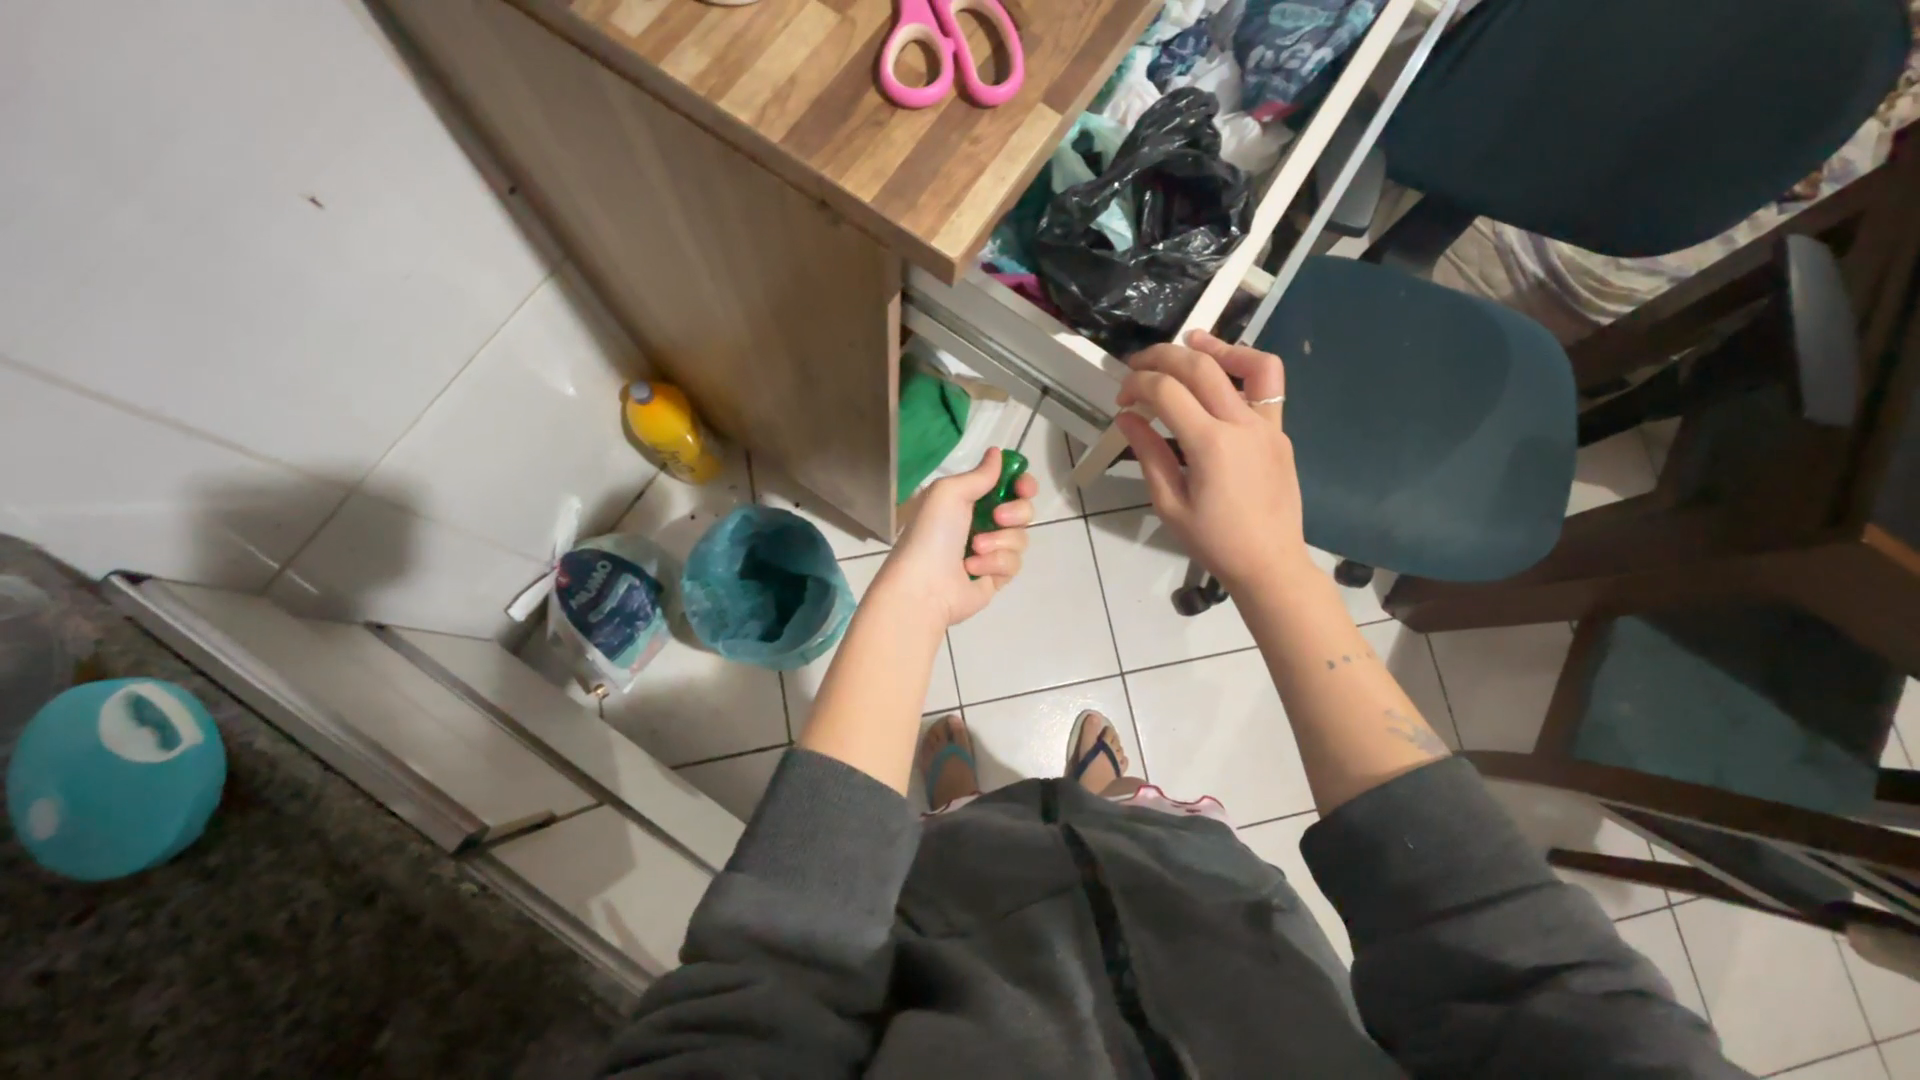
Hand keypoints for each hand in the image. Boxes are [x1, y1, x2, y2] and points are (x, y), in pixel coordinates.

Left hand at [869, 448, 1039, 627]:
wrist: (924, 586)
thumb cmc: (931, 534)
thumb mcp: (949, 493)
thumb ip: (979, 474)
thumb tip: (997, 452)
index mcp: (968, 500)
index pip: (1008, 485)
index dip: (1022, 484)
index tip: (1023, 487)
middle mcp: (982, 522)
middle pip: (1023, 510)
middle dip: (1016, 512)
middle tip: (997, 518)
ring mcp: (991, 550)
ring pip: (1021, 538)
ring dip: (1000, 542)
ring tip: (973, 549)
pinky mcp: (996, 576)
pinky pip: (1014, 563)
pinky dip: (995, 563)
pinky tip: (973, 569)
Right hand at [1116, 330, 1311, 593]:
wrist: (1270, 563)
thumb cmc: (1214, 542)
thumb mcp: (1169, 504)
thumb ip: (1148, 454)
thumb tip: (1127, 416)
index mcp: (1210, 445)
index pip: (1166, 391)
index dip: (1136, 385)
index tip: (1121, 398)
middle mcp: (1242, 424)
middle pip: (1200, 366)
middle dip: (1162, 357)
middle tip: (1137, 366)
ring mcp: (1267, 425)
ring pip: (1246, 363)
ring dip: (1213, 346)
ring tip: (1189, 341)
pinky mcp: (1280, 431)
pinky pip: (1267, 386)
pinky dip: (1243, 368)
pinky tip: (1222, 373)